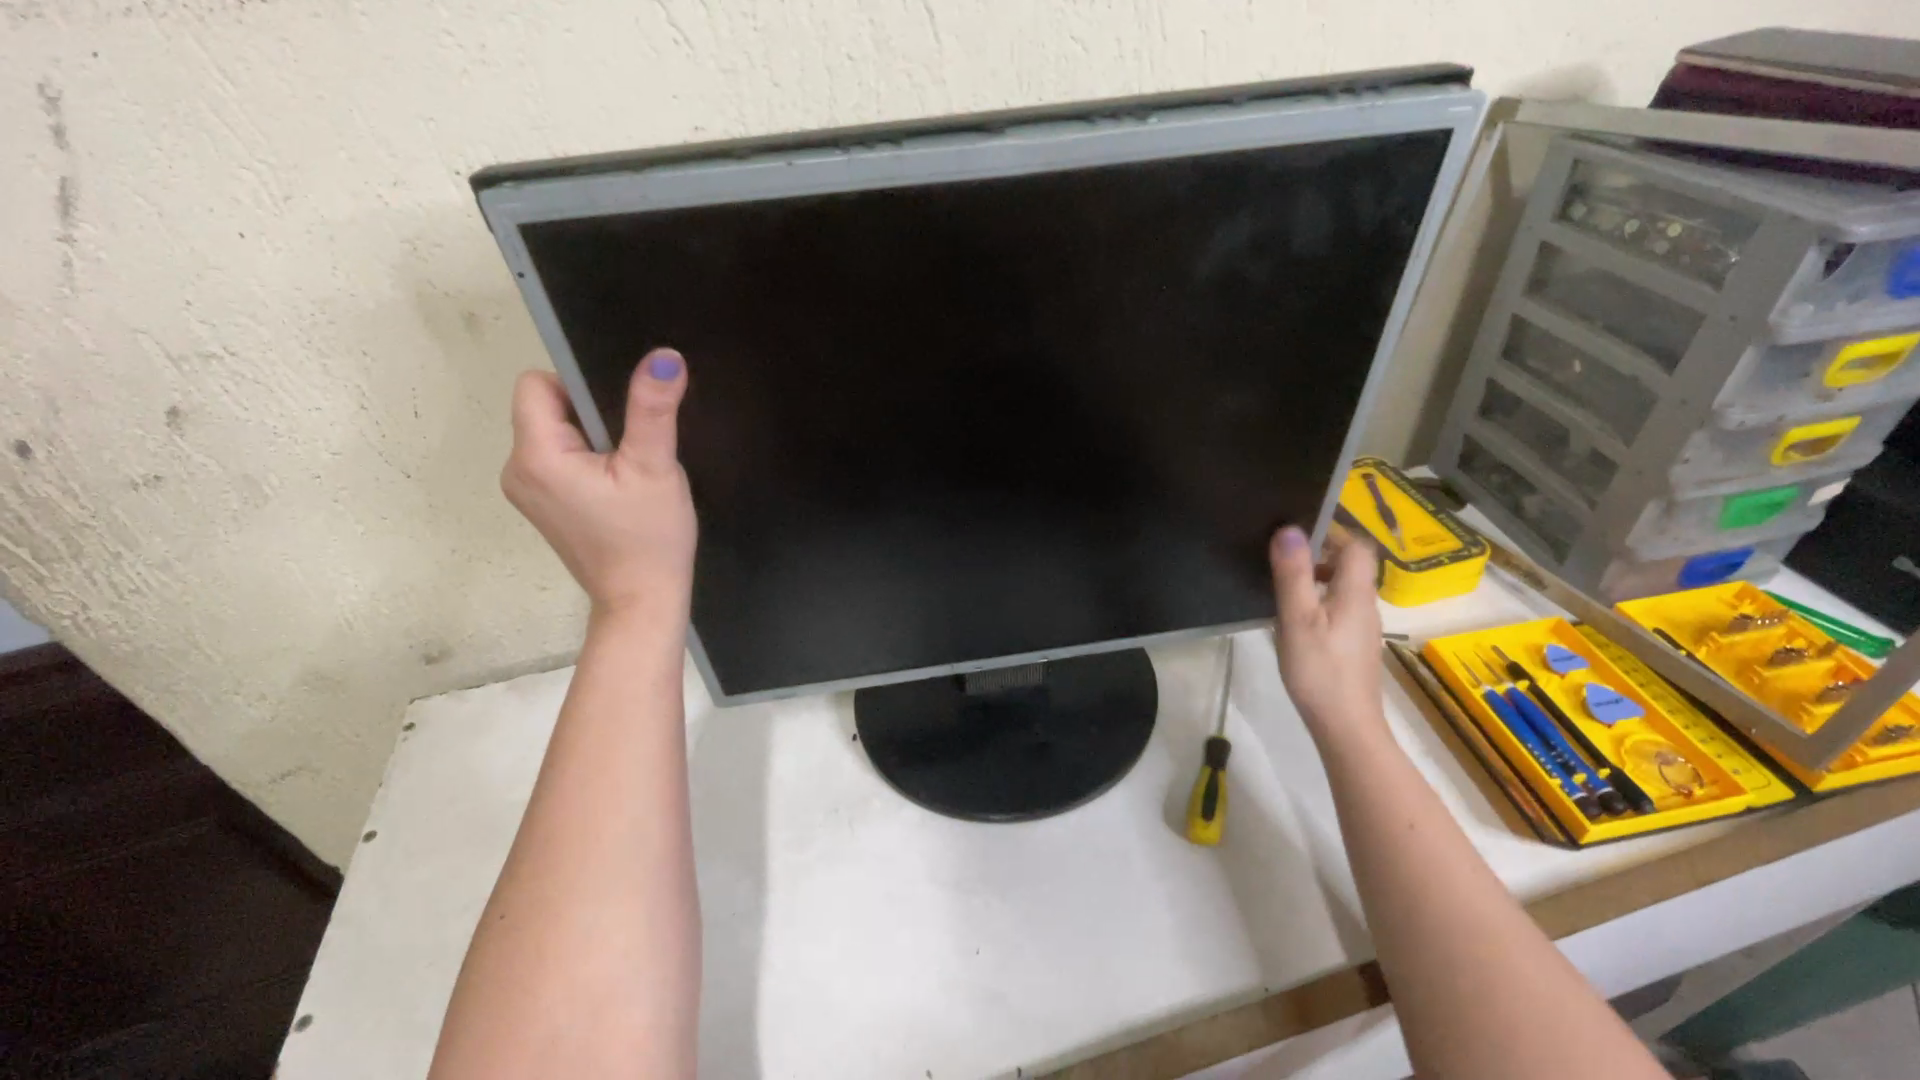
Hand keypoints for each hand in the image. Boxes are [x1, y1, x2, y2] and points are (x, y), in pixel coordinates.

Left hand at [502, 349, 697, 619]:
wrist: (642, 600)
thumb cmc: (649, 537)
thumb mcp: (655, 467)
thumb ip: (653, 408)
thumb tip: (663, 356)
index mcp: (536, 455)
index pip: (536, 384)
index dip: (578, 386)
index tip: (617, 415)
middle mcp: (516, 470)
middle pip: (544, 407)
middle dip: (588, 415)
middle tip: (629, 449)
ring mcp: (525, 491)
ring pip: (552, 432)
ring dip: (589, 438)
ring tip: (625, 471)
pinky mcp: (541, 505)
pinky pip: (555, 459)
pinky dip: (584, 460)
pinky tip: (615, 488)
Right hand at [1268, 526, 1383, 739]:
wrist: (1345, 726)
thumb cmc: (1319, 670)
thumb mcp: (1298, 619)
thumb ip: (1293, 574)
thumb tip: (1289, 528)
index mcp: (1356, 593)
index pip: (1357, 546)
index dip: (1332, 533)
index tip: (1298, 536)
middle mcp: (1366, 605)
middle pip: (1351, 567)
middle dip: (1319, 556)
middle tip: (1282, 561)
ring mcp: (1363, 628)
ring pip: (1343, 590)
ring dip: (1317, 581)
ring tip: (1283, 590)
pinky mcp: (1354, 647)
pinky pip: (1339, 611)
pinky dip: (1319, 605)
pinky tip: (1295, 623)